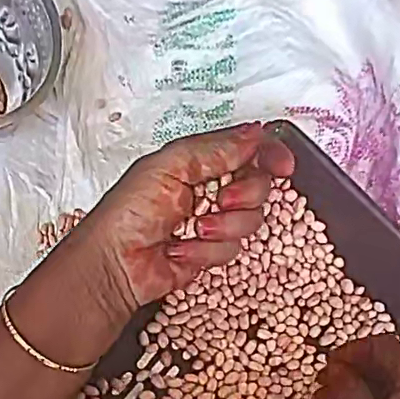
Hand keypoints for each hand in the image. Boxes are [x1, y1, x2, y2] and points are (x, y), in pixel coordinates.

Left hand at [51, 123, 295, 324]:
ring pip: (249, 222)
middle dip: (245, 196)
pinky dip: (206, 252)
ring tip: (192, 230)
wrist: (116, 263)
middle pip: (258, 187)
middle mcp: (210, 190)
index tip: (283, 165)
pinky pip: (231, 250)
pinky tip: (180, 251)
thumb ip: (215, 150)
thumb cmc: (129, 212)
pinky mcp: (210, 253)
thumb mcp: (169, 166)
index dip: (269, 155)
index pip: (246, 151)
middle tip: (221, 200)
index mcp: (199, 161)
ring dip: (222, 228)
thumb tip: (254, 134)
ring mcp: (212, 223)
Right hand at [316, 334, 399, 398]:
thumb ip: (348, 392)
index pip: (381, 345)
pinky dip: (374, 398)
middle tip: (323, 386)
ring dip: (361, 384)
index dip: (348, 351)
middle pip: (387, 360)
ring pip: (391, 378)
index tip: (324, 367)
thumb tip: (333, 369)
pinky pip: (399, 395)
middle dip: (352, 369)